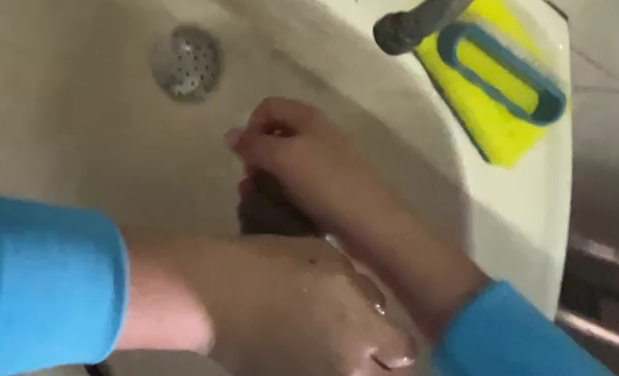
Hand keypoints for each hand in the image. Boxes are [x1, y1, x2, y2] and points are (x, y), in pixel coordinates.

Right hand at [125, 235, 410, 375]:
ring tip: (331, 343)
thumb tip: (375, 308)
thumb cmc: (269, 262)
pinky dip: (320, 367)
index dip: (394, 337)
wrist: (215, 292)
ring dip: (352, 366)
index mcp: (362, 330)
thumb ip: (360, 286)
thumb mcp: (323, 254)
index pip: (403, 351)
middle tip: (361, 341)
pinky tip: (303, 348)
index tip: (381, 326)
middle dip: (380, 362)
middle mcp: (350, 368)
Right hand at [227, 98, 408, 244]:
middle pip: (277, 134)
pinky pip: (301, 184)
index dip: (251, 126)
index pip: (268, 106)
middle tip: (249, 180)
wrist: (374, 224)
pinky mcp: (334, 188)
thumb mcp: (282, 158)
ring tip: (256, 199)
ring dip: (267, 177)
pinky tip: (279, 209)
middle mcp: (318, 133)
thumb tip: (230, 135)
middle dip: (257, 155)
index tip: (244, 154)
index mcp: (307, 116)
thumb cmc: (325, 181)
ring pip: (287, 162)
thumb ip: (254, 145)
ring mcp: (328, 161)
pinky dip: (285, 193)